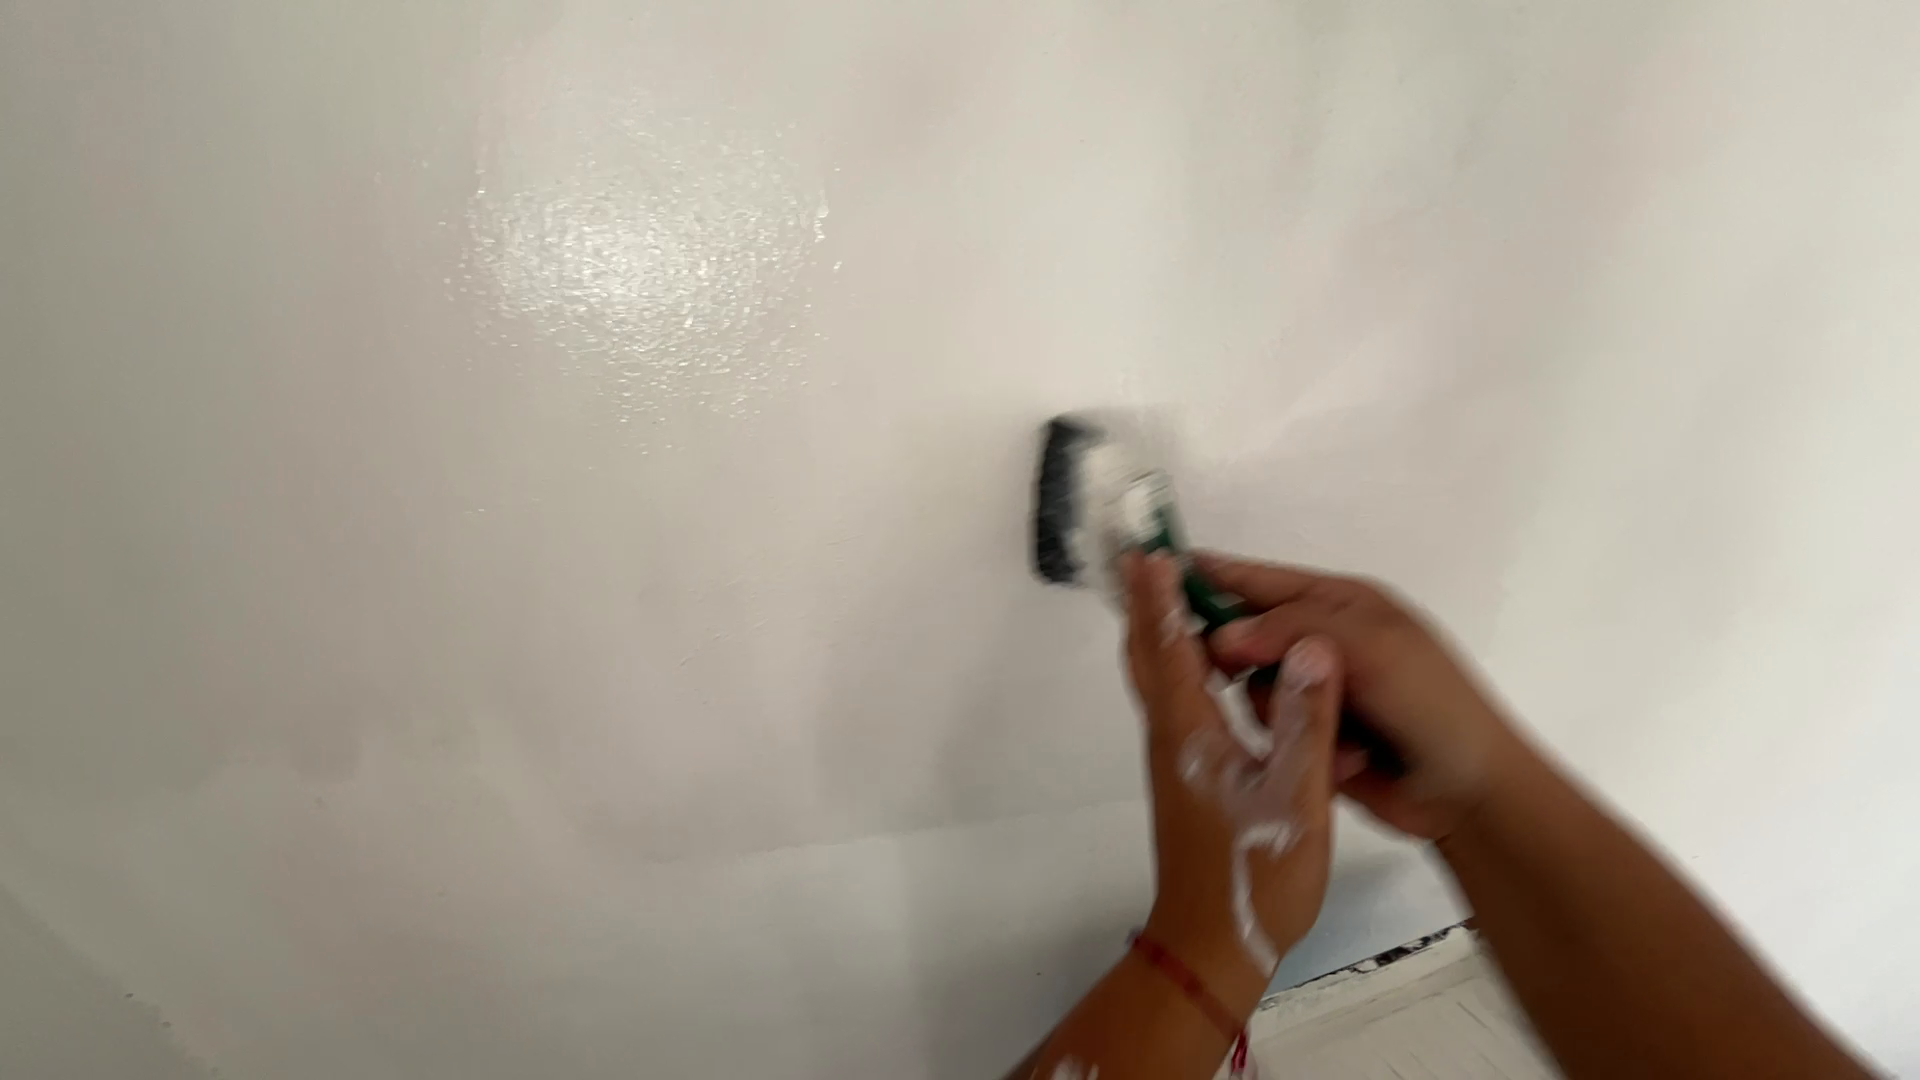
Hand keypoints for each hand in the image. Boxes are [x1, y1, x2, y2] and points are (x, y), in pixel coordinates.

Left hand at [1121, 551, 1342, 997]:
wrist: (1212, 936)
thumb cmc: (1256, 870)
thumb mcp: (1298, 798)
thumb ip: (1307, 722)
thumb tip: (1313, 649)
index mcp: (1191, 730)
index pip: (1171, 646)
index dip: (1161, 598)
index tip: (1151, 554)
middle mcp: (1169, 733)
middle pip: (1145, 654)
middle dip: (1143, 604)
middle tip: (1144, 563)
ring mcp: (1169, 753)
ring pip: (1150, 676)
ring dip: (1152, 631)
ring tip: (1165, 598)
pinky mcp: (1179, 770)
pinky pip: (1167, 699)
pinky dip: (1170, 664)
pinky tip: (1197, 667)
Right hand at [1195, 552, 1520, 840]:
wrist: (1473, 795)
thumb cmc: (1430, 703)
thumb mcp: (1369, 647)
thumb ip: (1290, 629)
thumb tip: (1221, 638)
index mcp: (1337, 603)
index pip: (1257, 580)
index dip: (1209, 573)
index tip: (1156, 571)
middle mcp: (1316, 641)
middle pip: (1242, 634)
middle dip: (1237, 657)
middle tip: (1224, 673)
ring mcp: (1311, 689)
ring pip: (1251, 687)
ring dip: (1284, 711)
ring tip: (1330, 732)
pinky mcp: (1307, 733)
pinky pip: (1270, 727)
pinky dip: (1300, 742)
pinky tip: (1343, 756)